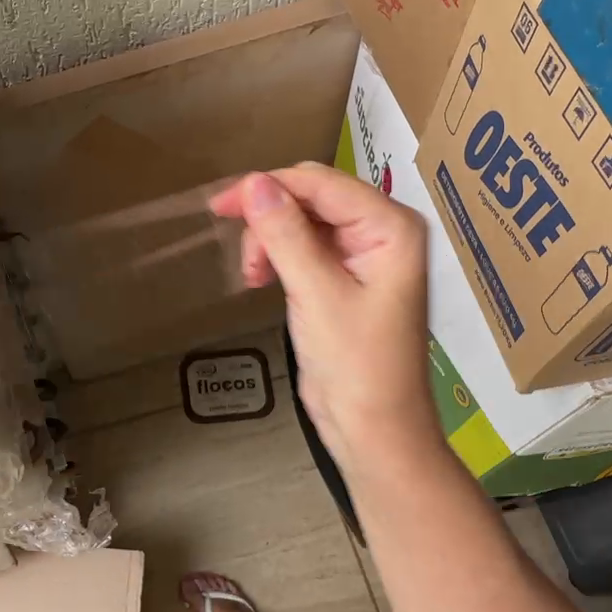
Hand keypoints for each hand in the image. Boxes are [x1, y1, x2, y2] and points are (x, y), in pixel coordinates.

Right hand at [209, 165, 441, 467]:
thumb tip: (252, 183)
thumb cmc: (356, 365)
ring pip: (302, 221)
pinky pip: (303, 248)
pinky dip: (277, 257)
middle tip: (240, 251)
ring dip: (269, 240)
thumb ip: (286, 235)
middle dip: (269, 216)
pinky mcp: (342, 278)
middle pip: (312, 197)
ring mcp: (362, 255)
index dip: (269, 186)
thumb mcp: (317, 294)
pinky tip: (261, 279)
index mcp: (391, 227)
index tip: (220, 205)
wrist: (373, 427)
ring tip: (253, 278)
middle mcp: (381, 231)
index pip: (322, 184)